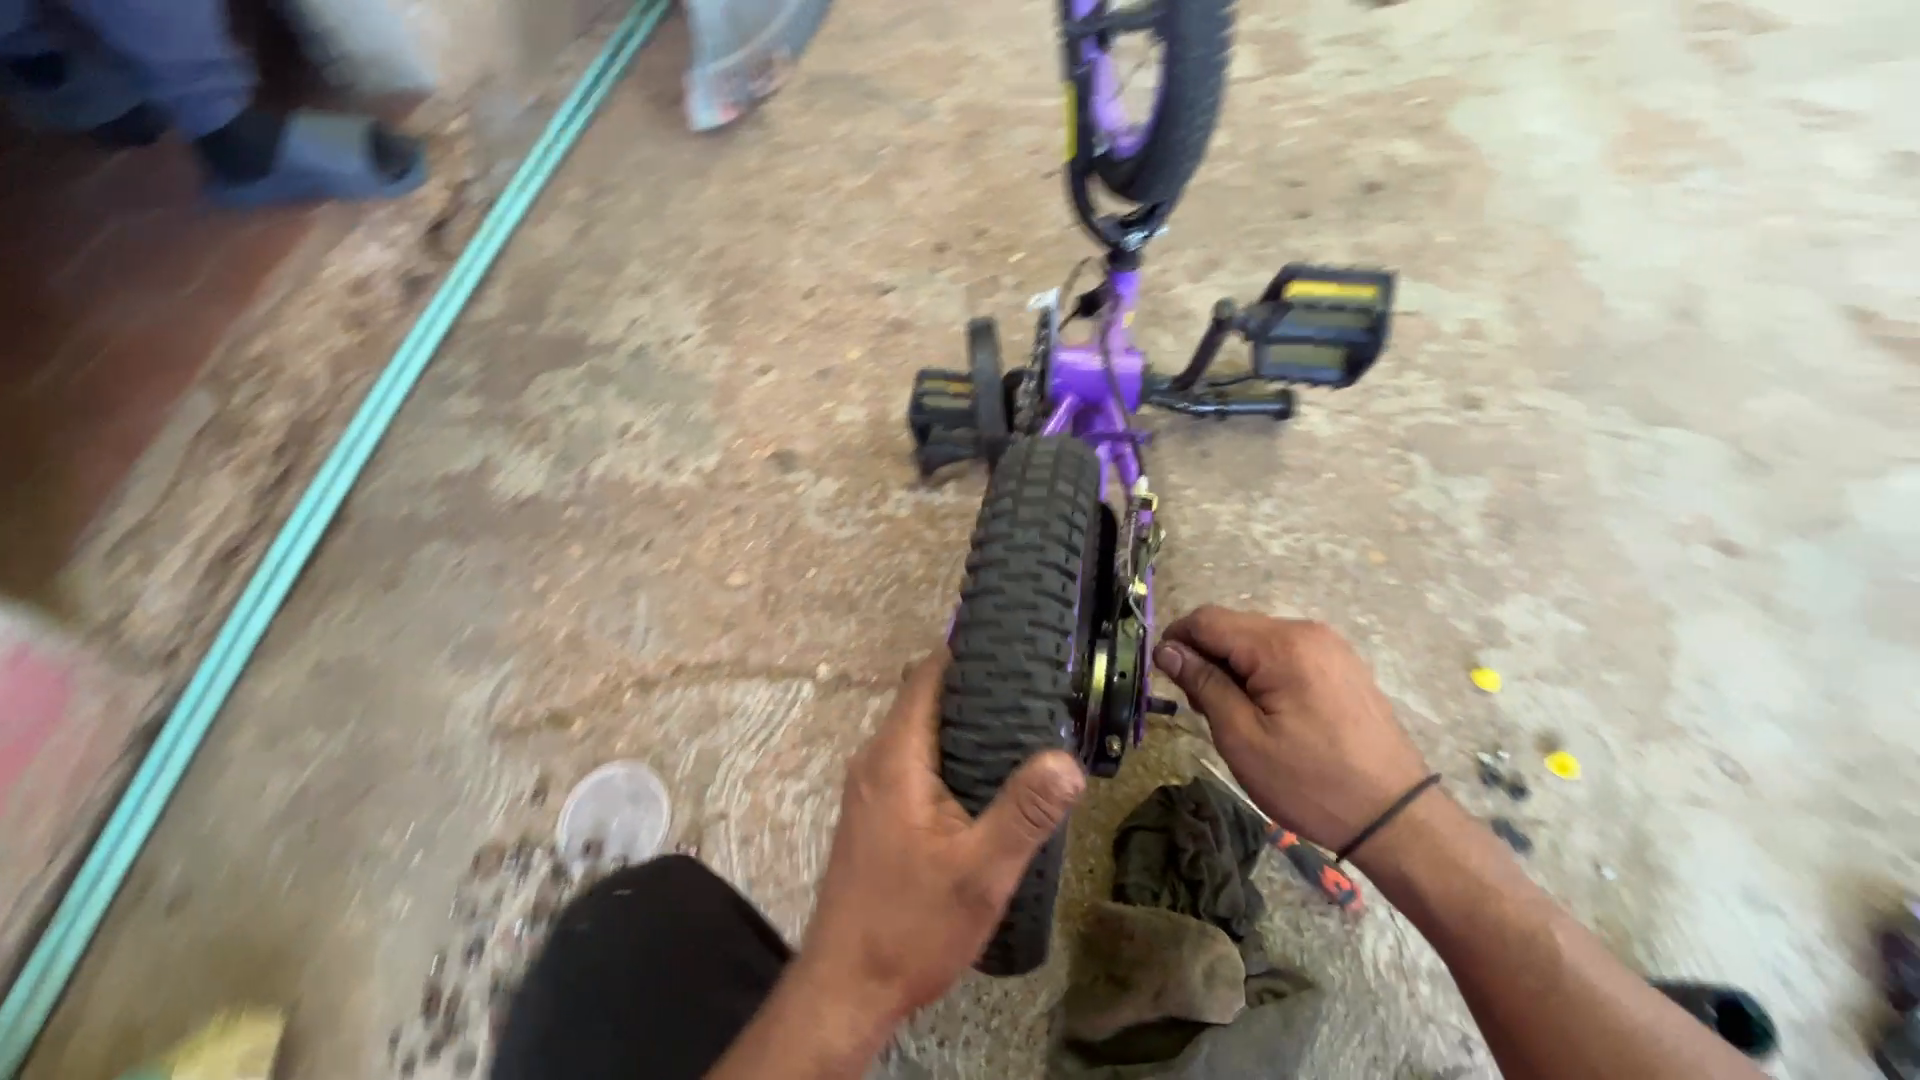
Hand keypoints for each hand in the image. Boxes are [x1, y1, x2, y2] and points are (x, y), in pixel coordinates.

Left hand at [798, 650, 1085, 1021]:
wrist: (847, 988)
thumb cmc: (910, 925)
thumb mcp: (980, 872)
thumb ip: (1023, 812)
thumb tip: (1067, 760)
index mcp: (894, 757)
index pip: (926, 676)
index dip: (967, 655)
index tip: (1015, 650)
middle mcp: (874, 760)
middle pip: (925, 701)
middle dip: (976, 692)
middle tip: (1037, 693)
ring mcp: (870, 788)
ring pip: (921, 733)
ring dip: (964, 727)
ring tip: (1024, 731)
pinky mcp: (874, 814)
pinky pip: (914, 762)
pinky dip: (950, 756)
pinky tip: (988, 779)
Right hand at [1153, 606, 1428, 852]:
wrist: (1396, 817)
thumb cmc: (1310, 782)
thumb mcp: (1242, 738)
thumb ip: (1204, 684)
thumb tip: (1168, 650)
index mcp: (1281, 645)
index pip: (1207, 620)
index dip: (1175, 641)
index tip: (1162, 677)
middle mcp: (1307, 632)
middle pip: (1234, 628)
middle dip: (1206, 659)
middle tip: (1201, 710)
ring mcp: (1331, 648)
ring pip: (1258, 642)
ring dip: (1233, 669)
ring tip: (1233, 718)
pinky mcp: (1343, 667)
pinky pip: (1286, 656)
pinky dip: (1263, 674)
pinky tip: (1267, 714)